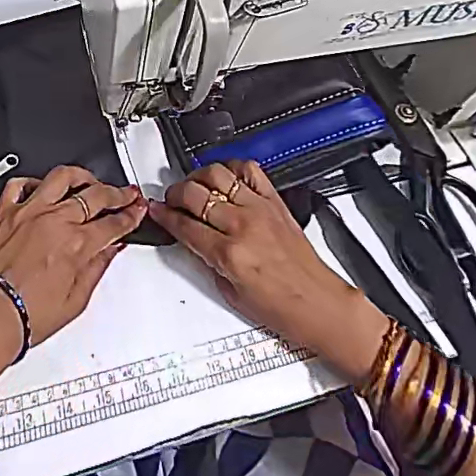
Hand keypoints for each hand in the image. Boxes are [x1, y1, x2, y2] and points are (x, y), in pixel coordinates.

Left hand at [0, 166, 145, 390]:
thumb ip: (97, 268)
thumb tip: (110, 250)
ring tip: (90, 180)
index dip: (131, 214)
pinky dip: (33, 182)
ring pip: (62, 177)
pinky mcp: (5, 213)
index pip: (114, 222)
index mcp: (76, 245)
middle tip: (125, 194)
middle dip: (118, 193)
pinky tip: (42, 187)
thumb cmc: (24, 317)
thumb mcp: (76, 301)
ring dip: (82, 176)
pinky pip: (19, 184)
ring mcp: (29, 213)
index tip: (136, 210)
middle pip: (96, 194)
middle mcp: (54, 222)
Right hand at [149, 161, 387, 386]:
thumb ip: (208, 261)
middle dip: (175, 194)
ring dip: (199, 177)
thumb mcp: (230, 293)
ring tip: (195, 185)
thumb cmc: (281, 307)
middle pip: (195, 193)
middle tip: (172, 199)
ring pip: (219, 174)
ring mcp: (261, 209)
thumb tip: (192, 240)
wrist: (317, 303)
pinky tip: (226, 177)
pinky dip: (233, 168)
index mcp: (229, 254)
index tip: (157, 210)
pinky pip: (251, 171)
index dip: (165, 215)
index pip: (184, 225)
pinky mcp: (276, 202)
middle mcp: (243, 226)